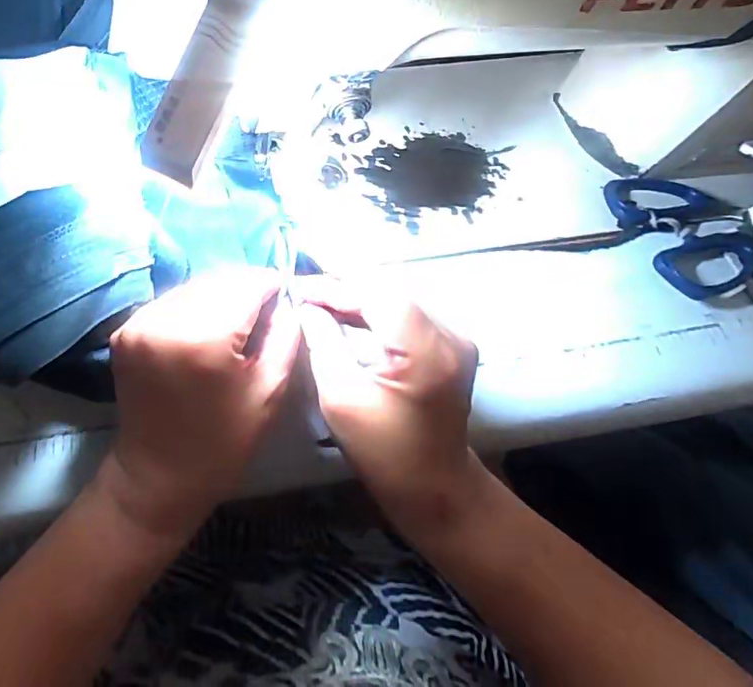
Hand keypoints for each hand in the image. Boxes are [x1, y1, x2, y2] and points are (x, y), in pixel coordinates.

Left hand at [101, 269, 301, 540]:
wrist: (157, 476)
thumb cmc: (223, 442)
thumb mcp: (270, 392)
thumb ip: (284, 335)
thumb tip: (287, 299)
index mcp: (204, 338)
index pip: (246, 284)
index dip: (270, 283)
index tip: (285, 290)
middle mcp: (166, 320)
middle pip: (218, 281)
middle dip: (245, 288)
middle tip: (266, 306)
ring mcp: (140, 323)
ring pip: (194, 287)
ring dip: (219, 294)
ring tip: (238, 318)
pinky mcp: (126, 330)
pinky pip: (172, 302)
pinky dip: (193, 306)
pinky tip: (206, 328)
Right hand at [295, 278, 481, 538]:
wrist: (437, 488)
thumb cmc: (385, 452)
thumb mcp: (341, 397)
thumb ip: (323, 340)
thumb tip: (307, 303)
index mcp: (425, 347)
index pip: (376, 290)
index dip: (335, 276)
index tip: (299, 263)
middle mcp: (448, 331)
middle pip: (388, 286)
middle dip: (342, 279)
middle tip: (302, 278)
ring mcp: (454, 334)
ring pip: (396, 293)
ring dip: (356, 290)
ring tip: (315, 289)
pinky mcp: (449, 341)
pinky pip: (405, 309)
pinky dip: (373, 305)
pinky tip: (343, 306)